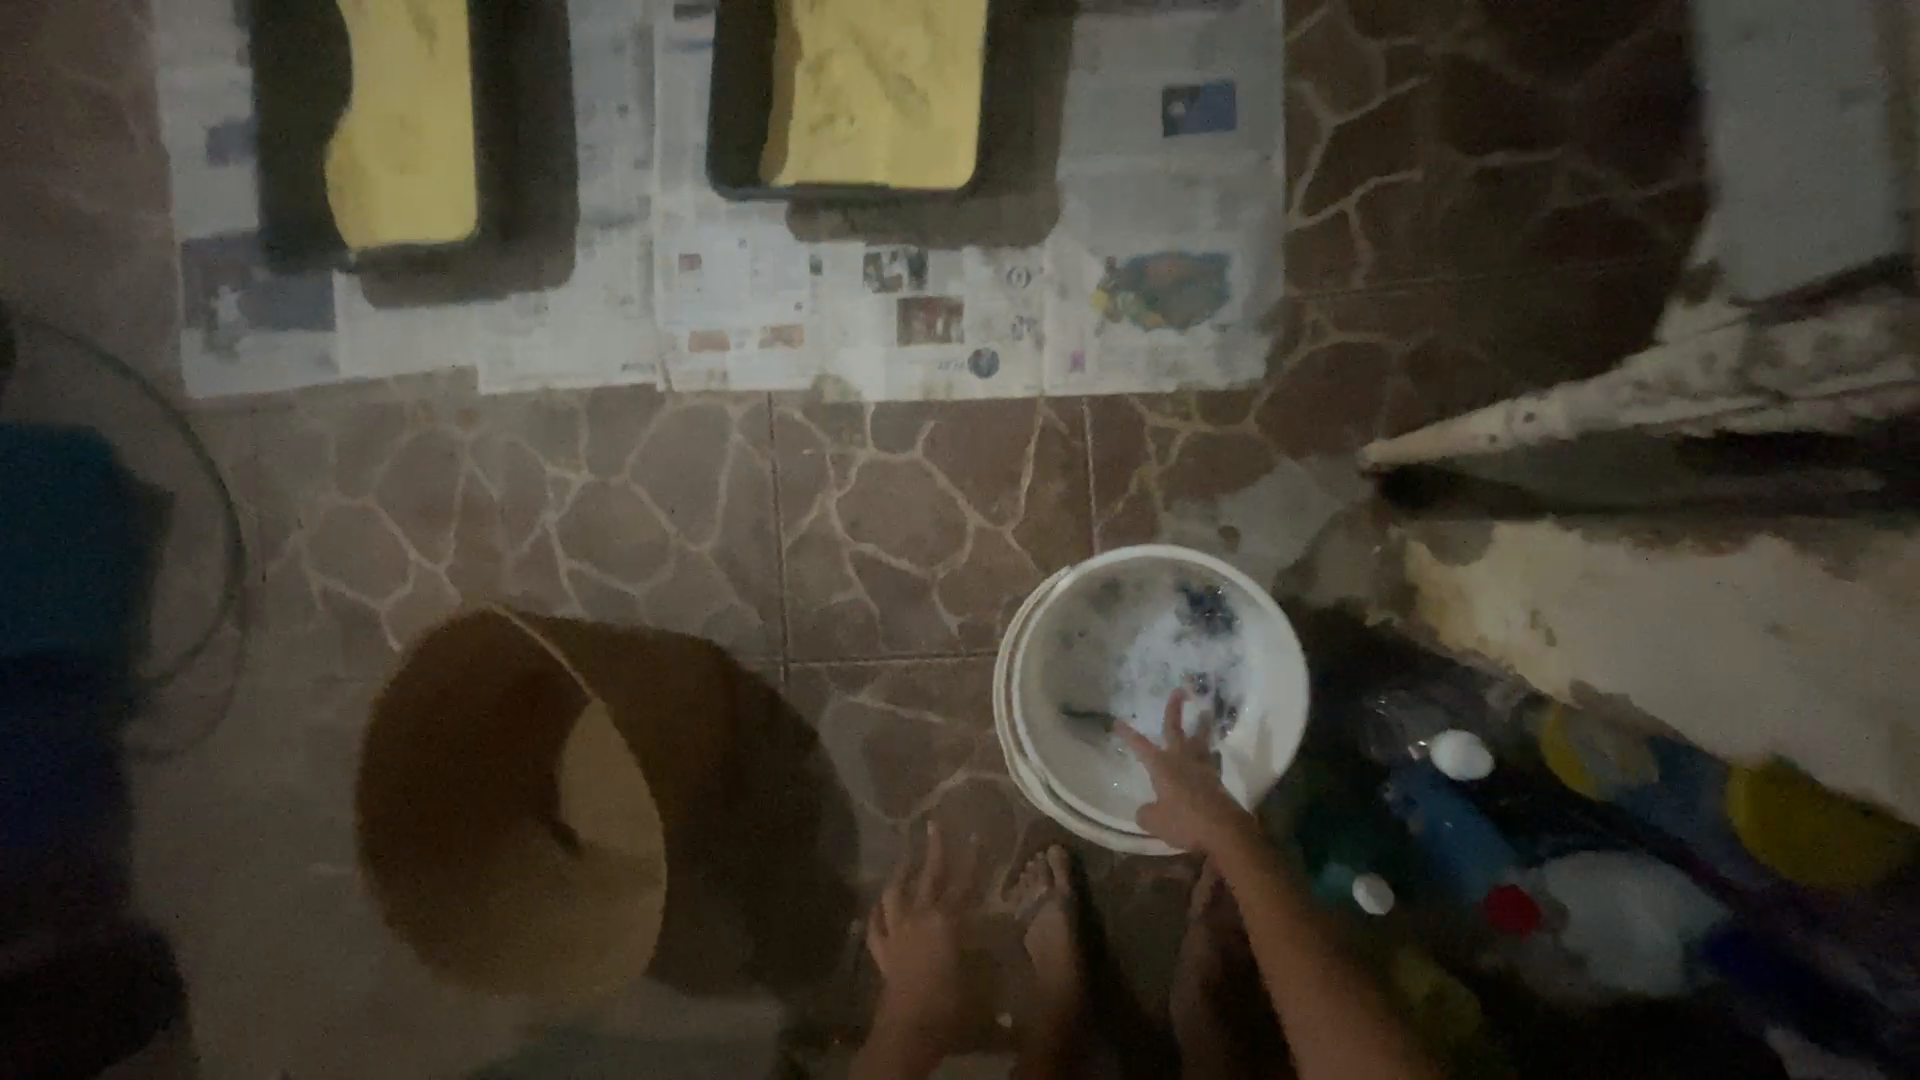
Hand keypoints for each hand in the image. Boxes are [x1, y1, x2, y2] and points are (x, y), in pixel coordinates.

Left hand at [866, 822, 978, 1049]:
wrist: (910, 1030)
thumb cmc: (951, 1003)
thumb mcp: (982, 976)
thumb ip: (991, 949)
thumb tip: (1002, 930)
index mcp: (947, 919)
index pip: (965, 882)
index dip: (973, 859)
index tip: (976, 836)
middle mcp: (920, 917)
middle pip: (928, 877)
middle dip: (934, 850)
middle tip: (934, 825)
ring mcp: (897, 933)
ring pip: (895, 894)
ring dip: (901, 875)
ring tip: (904, 861)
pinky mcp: (883, 953)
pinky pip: (876, 927)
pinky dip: (877, 914)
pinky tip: (877, 906)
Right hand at [1117, 689, 1257, 854]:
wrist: (1224, 831)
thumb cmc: (1185, 822)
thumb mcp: (1155, 822)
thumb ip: (1146, 813)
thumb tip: (1146, 810)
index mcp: (1162, 766)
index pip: (1140, 746)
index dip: (1128, 734)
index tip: (1117, 721)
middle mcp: (1181, 760)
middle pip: (1176, 729)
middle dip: (1174, 709)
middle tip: (1179, 691)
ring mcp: (1202, 769)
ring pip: (1200, 741)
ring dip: (1202, 726)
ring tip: (1206, 714)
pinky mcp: (1217, 781)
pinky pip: (1212, 761)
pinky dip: (1211, 756)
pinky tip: (1212, 755)